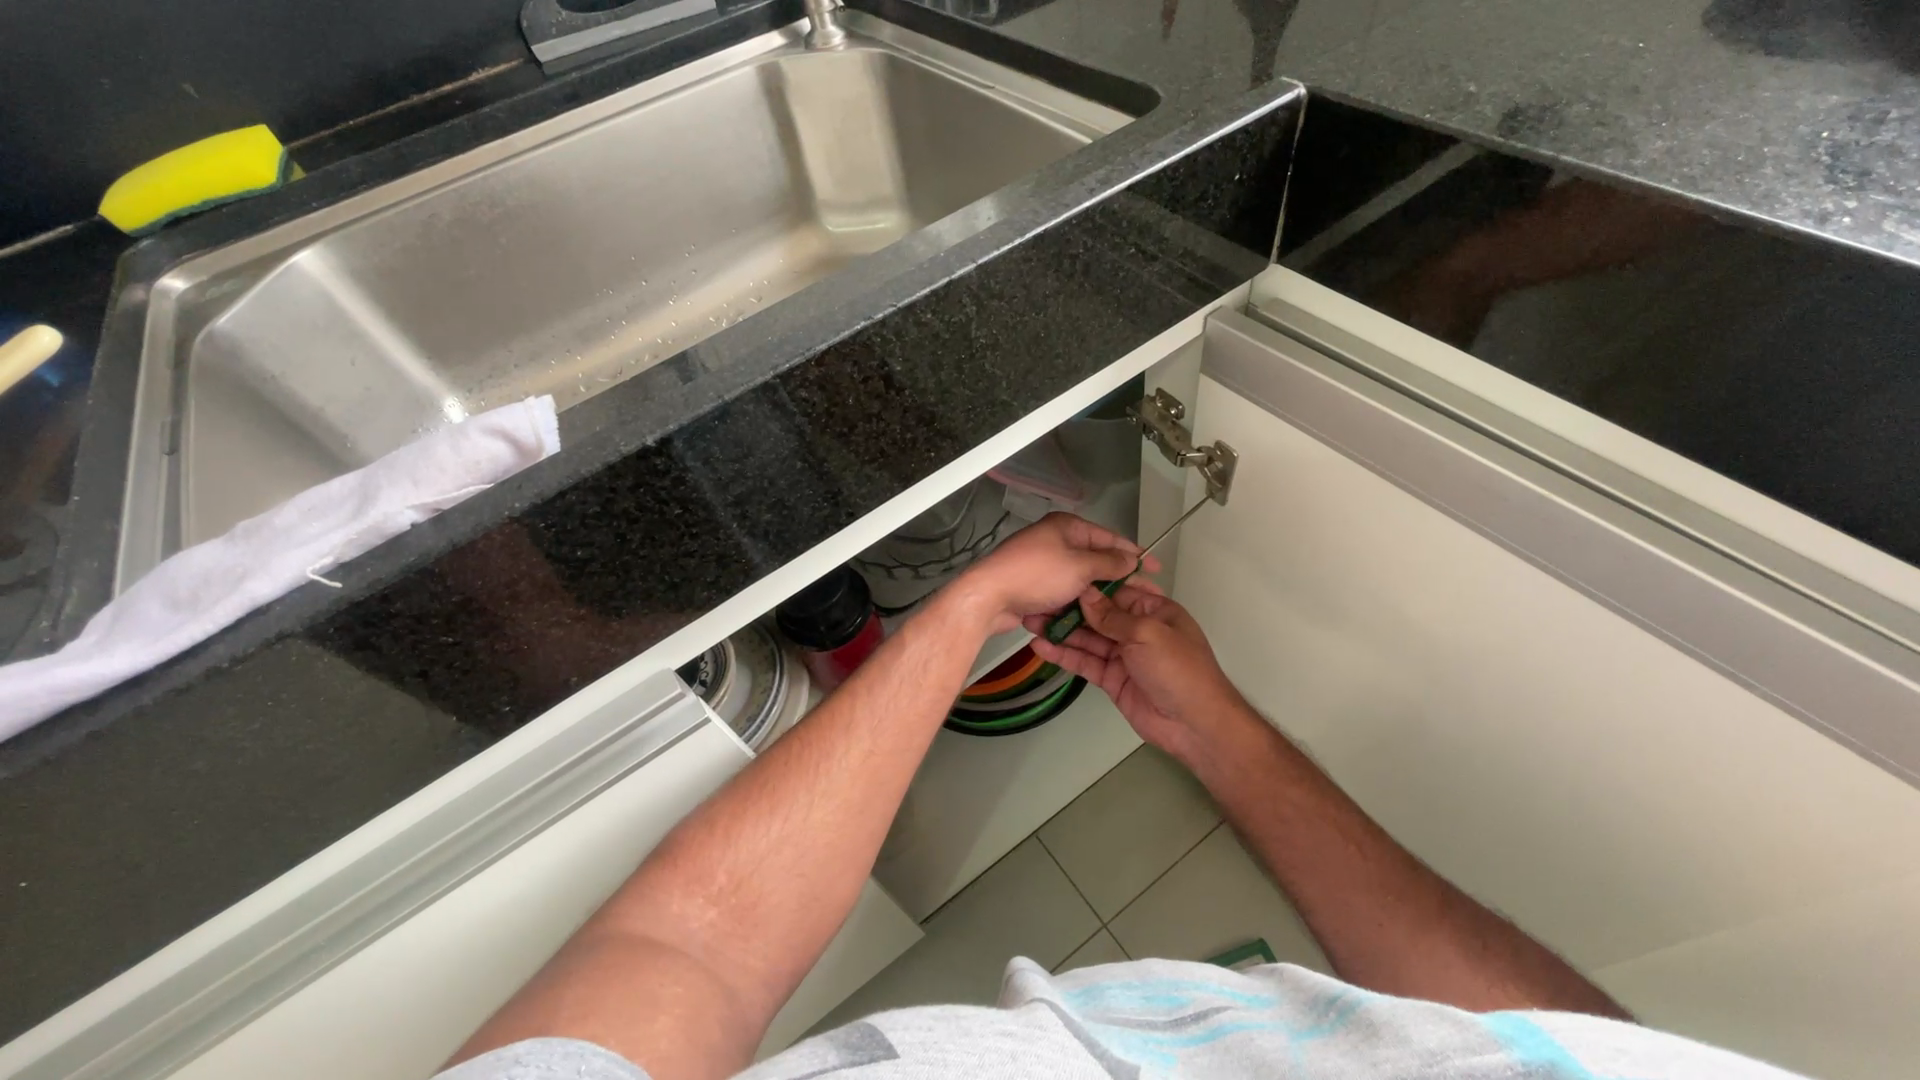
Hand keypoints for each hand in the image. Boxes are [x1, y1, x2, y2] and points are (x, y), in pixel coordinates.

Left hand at [948, 513, 1153, 634]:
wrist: (988, 598)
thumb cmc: (1036, 575)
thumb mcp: (1080, 566)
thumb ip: (1109, 564)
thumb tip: (1131, 559)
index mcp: (1067, 528)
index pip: (1109, 538)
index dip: (1134, 554)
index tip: (1155, 569)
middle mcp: (1056, 543)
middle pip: (1095, 562)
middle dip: (1116, 580)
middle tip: (1141, 598)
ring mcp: (1044, 567)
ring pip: (1079, 583)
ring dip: (1094, 597)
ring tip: (1120, 614)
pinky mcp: (1034, 589)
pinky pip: (1062, 597)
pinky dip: (1073, 607)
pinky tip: (1090, 622)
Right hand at [1023, 582, 1242, 760]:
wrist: (1194, 724)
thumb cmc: (1180, 670)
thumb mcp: (1148, 634)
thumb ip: (1113, 616)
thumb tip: (1086, 594)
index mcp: (1155, 610)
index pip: (1117, 590)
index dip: (1089, 585)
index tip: (1060, 577)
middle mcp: (1138, 629)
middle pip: (1098, 614)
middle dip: (1069, 608)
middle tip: (1036, 600)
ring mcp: (1123, 655)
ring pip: (1087, 638)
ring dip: (1061, 631)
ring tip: (1029, 622)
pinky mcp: (1112, 679)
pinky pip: (1085, 662)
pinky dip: (1064, 655)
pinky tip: (1041, 647)